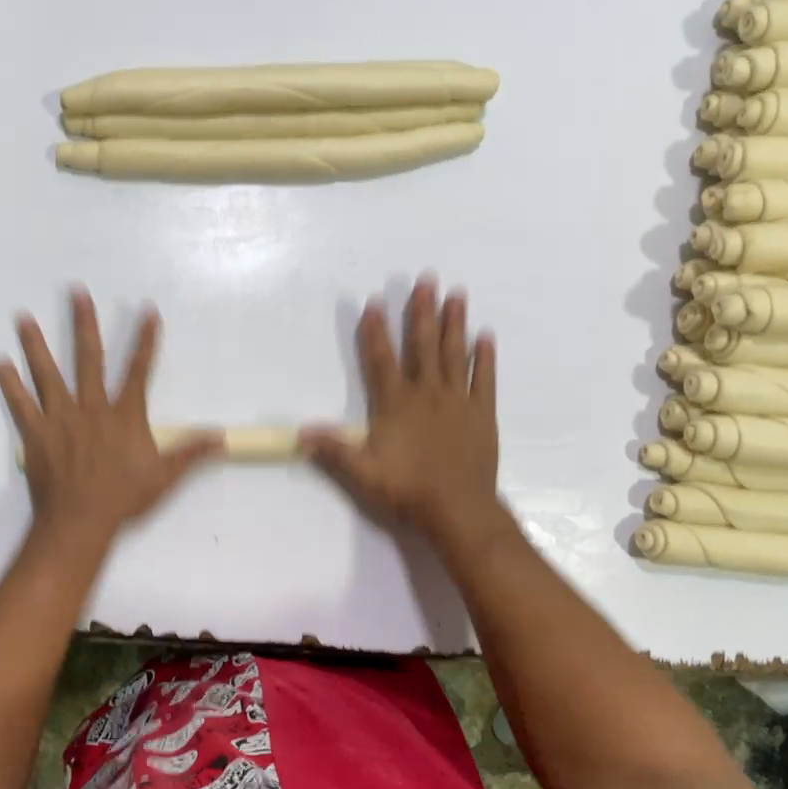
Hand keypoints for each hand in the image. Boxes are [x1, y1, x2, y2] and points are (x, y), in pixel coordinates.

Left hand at [0, 286, 220, 547]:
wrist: (80, 521)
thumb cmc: (123, 499)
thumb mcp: (165, 477)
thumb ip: (192, 454)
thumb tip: (221, 438)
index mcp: (124, 415)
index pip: (139, 370)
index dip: (146, 340)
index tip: (148, 311)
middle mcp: (91, 407)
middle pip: (88, 358)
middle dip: (84, 323)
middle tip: (76, 292)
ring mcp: (60, 418)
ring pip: (47, 373)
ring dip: (35, 344)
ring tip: (23, 317)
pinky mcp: (35, 433)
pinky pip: (20, 403)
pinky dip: (9, 384)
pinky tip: (0, 363)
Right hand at [305, 275, 505, 548]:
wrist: (458, 510)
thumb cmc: (407, 490)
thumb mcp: (362, 473)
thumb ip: (333, 450)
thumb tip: (301, 432)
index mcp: (396, 404)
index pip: (382, 360)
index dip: (376, 331)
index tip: (374, 302)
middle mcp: (427, 394)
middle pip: (423, 346)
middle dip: (422, 312)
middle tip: (426, 278)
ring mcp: (458, 401)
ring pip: (455, 354)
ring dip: (454, 323)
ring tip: (456, 294)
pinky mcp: (482, 414)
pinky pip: (485, 379)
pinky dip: (485, 357)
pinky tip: (486, 336)